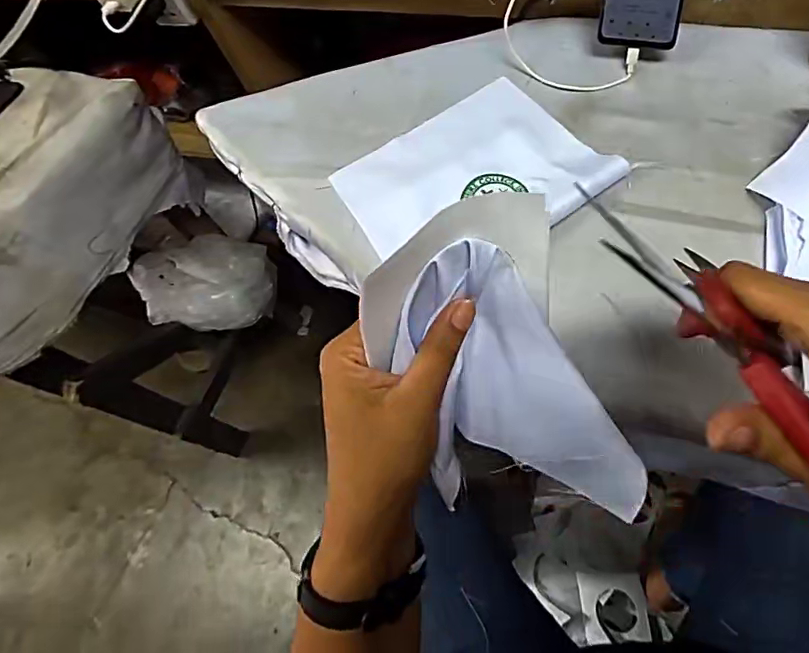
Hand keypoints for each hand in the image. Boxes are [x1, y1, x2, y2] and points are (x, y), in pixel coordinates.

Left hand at [311, 298, 473, 598]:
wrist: (372, 527)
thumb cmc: (386, 459)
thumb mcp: (418, 398)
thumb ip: (440, 347)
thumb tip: (463, 300)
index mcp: (341, 352)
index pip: (383, 308)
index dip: (419, 296)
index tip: (456, 282)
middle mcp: (344, 360)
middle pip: (391, 327)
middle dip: (426, 322)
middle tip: (466, 305)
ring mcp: (357, 383)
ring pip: (399, 349)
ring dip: (426, 347)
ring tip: (462, 329)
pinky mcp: (372, 402)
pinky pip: (400, 370)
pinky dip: (422, 368)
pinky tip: (446, 362)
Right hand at [704, 263, 808, 538]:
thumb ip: (762, 433)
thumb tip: (709, 430)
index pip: (745, 280)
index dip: (709, 298)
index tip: (691, 334)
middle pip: (756, 285)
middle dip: (722, 312)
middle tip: (709, 353)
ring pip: (772, 297)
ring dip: (745, 325)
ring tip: (746, 371)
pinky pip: (794, 310)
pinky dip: (770, 331)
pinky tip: (775, 369)